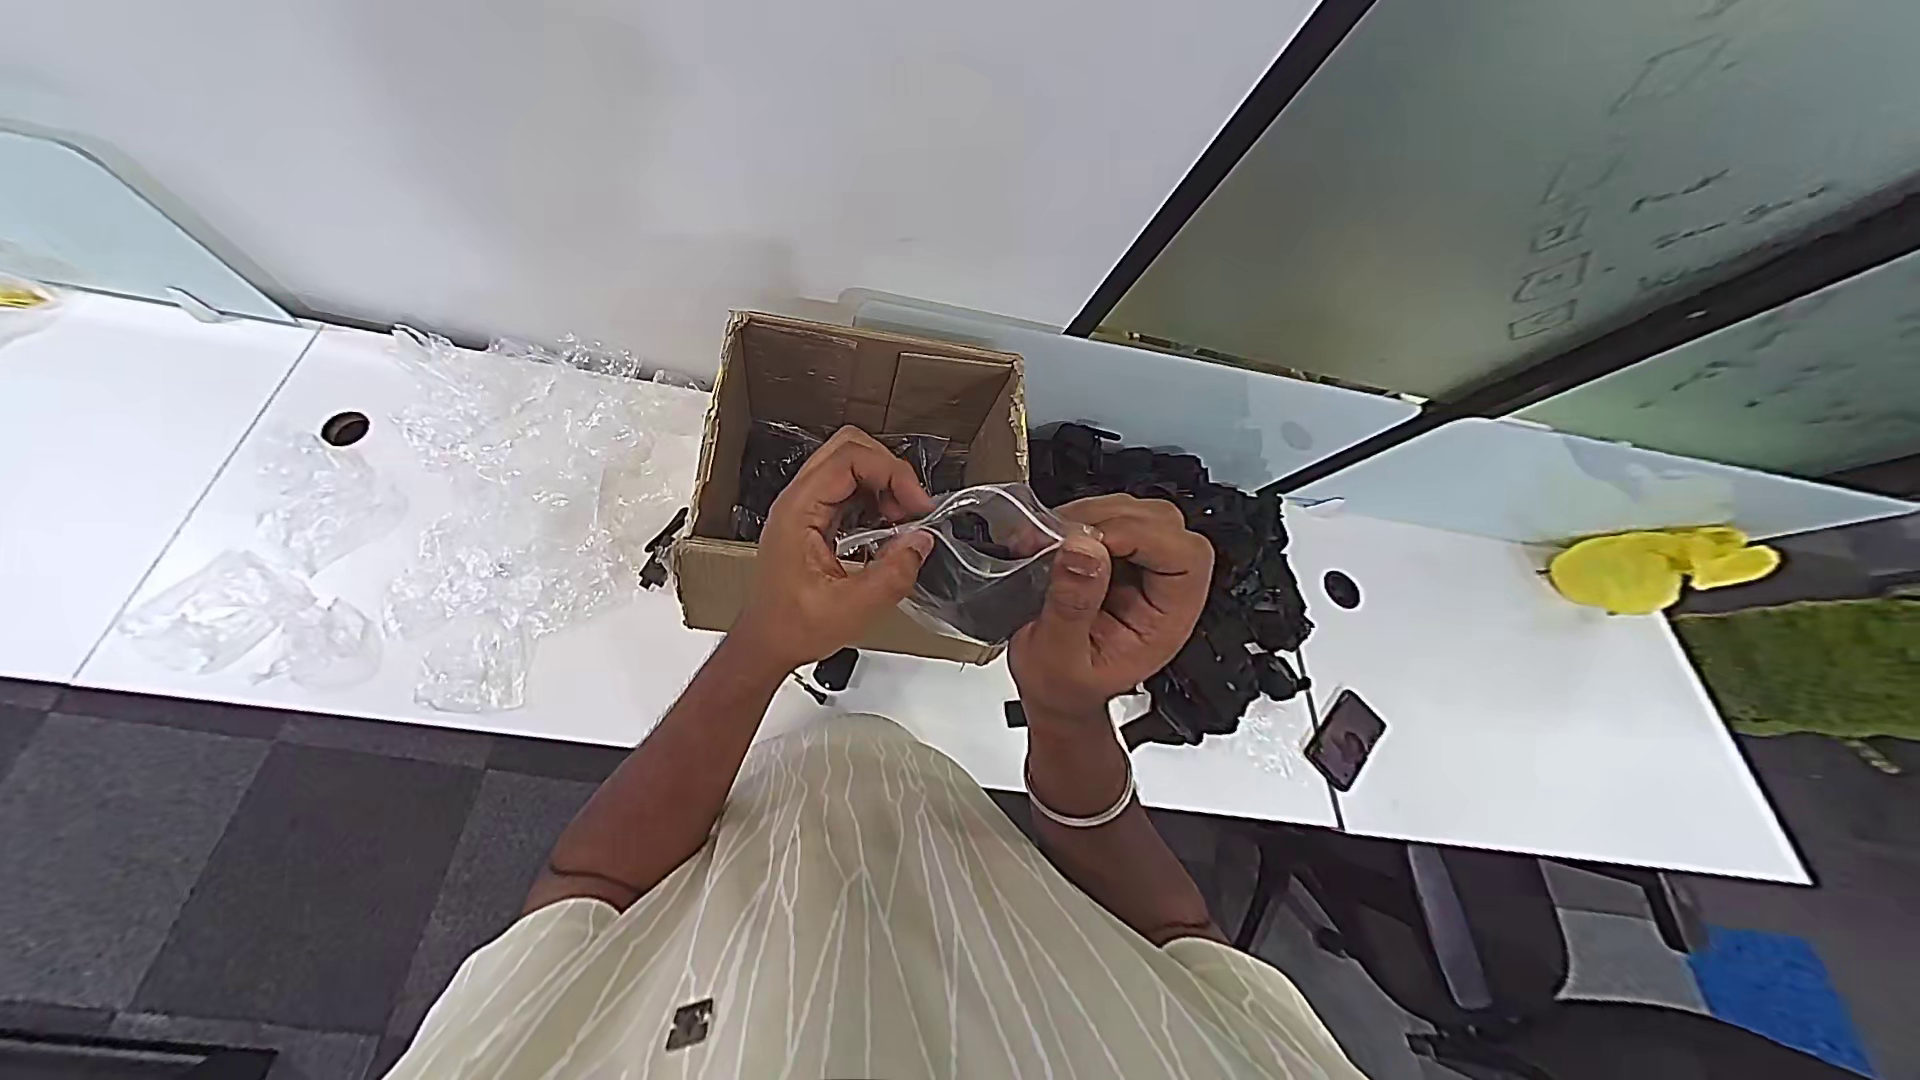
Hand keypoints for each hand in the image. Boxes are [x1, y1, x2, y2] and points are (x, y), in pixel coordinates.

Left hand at [733, 426, 936, 671]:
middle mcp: (799, 500)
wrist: (768, 643)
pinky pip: (850, 490)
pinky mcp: (815, 519)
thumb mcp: (853, 608)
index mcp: (798, 511)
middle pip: (850, 448)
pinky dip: (877, 499)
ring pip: (852, 465)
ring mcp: (806, 507)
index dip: (892, 473)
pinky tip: (888, 529)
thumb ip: (893, 574)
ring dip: (885, 485)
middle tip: (912, 507)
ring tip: (903, 521)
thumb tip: (921, 541)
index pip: (849, 458)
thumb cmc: (793, 627)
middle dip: (890, 471)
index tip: (917, 505)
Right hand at [1009, 494, 1212, 725]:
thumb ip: (1071, 607)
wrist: (1053, 691)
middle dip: (1108, 520)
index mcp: (1166, 619)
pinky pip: (1104, 516)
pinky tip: (1047, 540)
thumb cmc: (1064, 686)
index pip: (1184, 557)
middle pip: (1162, 523)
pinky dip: (1073, 519)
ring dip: (1086, 516)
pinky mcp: (1113, 555)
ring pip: (1133, 511)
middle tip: (1061, 539)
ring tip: (1047, 541)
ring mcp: (1137, 569)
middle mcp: (1160, 588)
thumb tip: (1082, 549)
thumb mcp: (1058, 658)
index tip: (1090, 542)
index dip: (1142, 537)